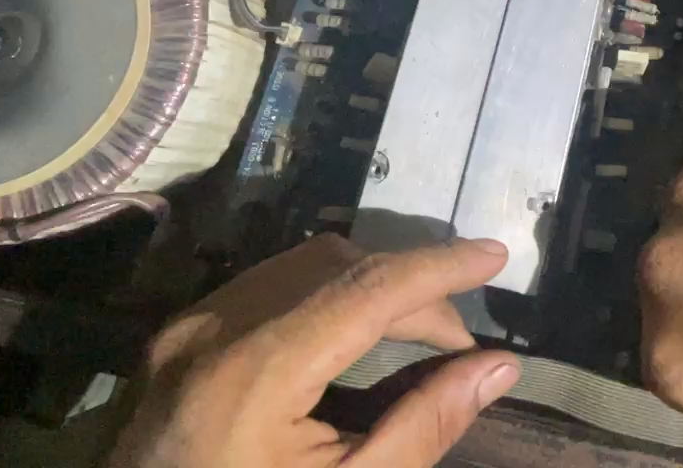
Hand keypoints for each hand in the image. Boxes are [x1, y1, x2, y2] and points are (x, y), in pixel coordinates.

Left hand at [109, 235, 520, 467]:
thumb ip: (424, 427)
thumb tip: (500, 366)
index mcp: (253, 373)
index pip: (369, 288)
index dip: (440, 267)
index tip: (497, 255)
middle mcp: (216, 327)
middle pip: (342, 268)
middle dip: (411, 289)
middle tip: (457, 342)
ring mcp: (191, 324)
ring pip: (310, 263)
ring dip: (373, 283)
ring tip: (413, 332)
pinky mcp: (183, 331)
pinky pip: (277, 282)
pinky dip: (330, 291)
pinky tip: (352, 332)